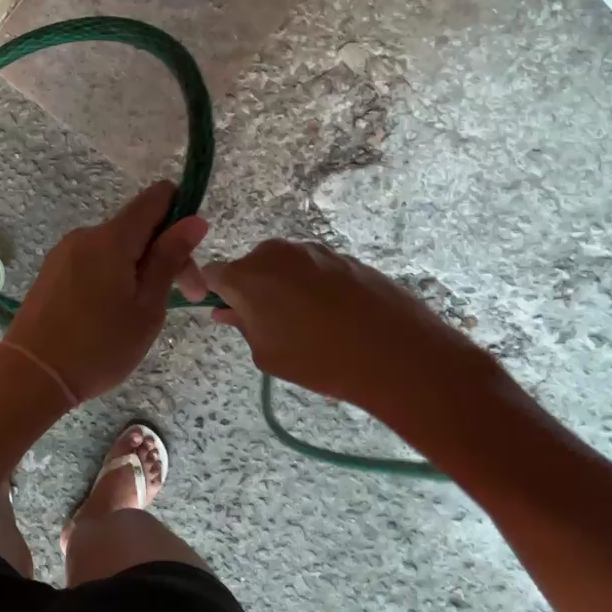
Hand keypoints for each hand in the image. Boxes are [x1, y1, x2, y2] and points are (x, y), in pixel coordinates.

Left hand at [1, 181, 209, 402]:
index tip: (191, 254)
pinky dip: (112, 278)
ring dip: (139, 270)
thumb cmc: (98, 347)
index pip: (156, 198)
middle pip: (137, 228)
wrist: (32, 375)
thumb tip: (194, 220)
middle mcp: (84, 236)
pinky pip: (92, 263)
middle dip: (165, 255)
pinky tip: (114, 314)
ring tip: (144, 315)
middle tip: (185, 299)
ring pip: (114, 249)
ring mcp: (63, 254)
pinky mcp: (50, 274)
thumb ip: (169, 259)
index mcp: (111, 238)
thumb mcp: (146, 307)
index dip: (181, 215)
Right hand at [179, 239, 496, 415]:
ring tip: (304, 324)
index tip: (223, 312)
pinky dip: (313, 288)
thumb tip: (228, 310)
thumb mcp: (266, 353)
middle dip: (250, 290)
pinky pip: (314, 270)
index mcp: (247, 276)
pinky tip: (332, 318)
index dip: (213, 292)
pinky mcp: (346, 258)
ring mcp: (315, 252)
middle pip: (249, 267)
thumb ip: (242, 326)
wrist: (398, 355)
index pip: (212, 274)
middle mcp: (277, 254)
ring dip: (283, 288)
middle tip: (265, 324)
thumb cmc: (318, 360)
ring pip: (283, 267)